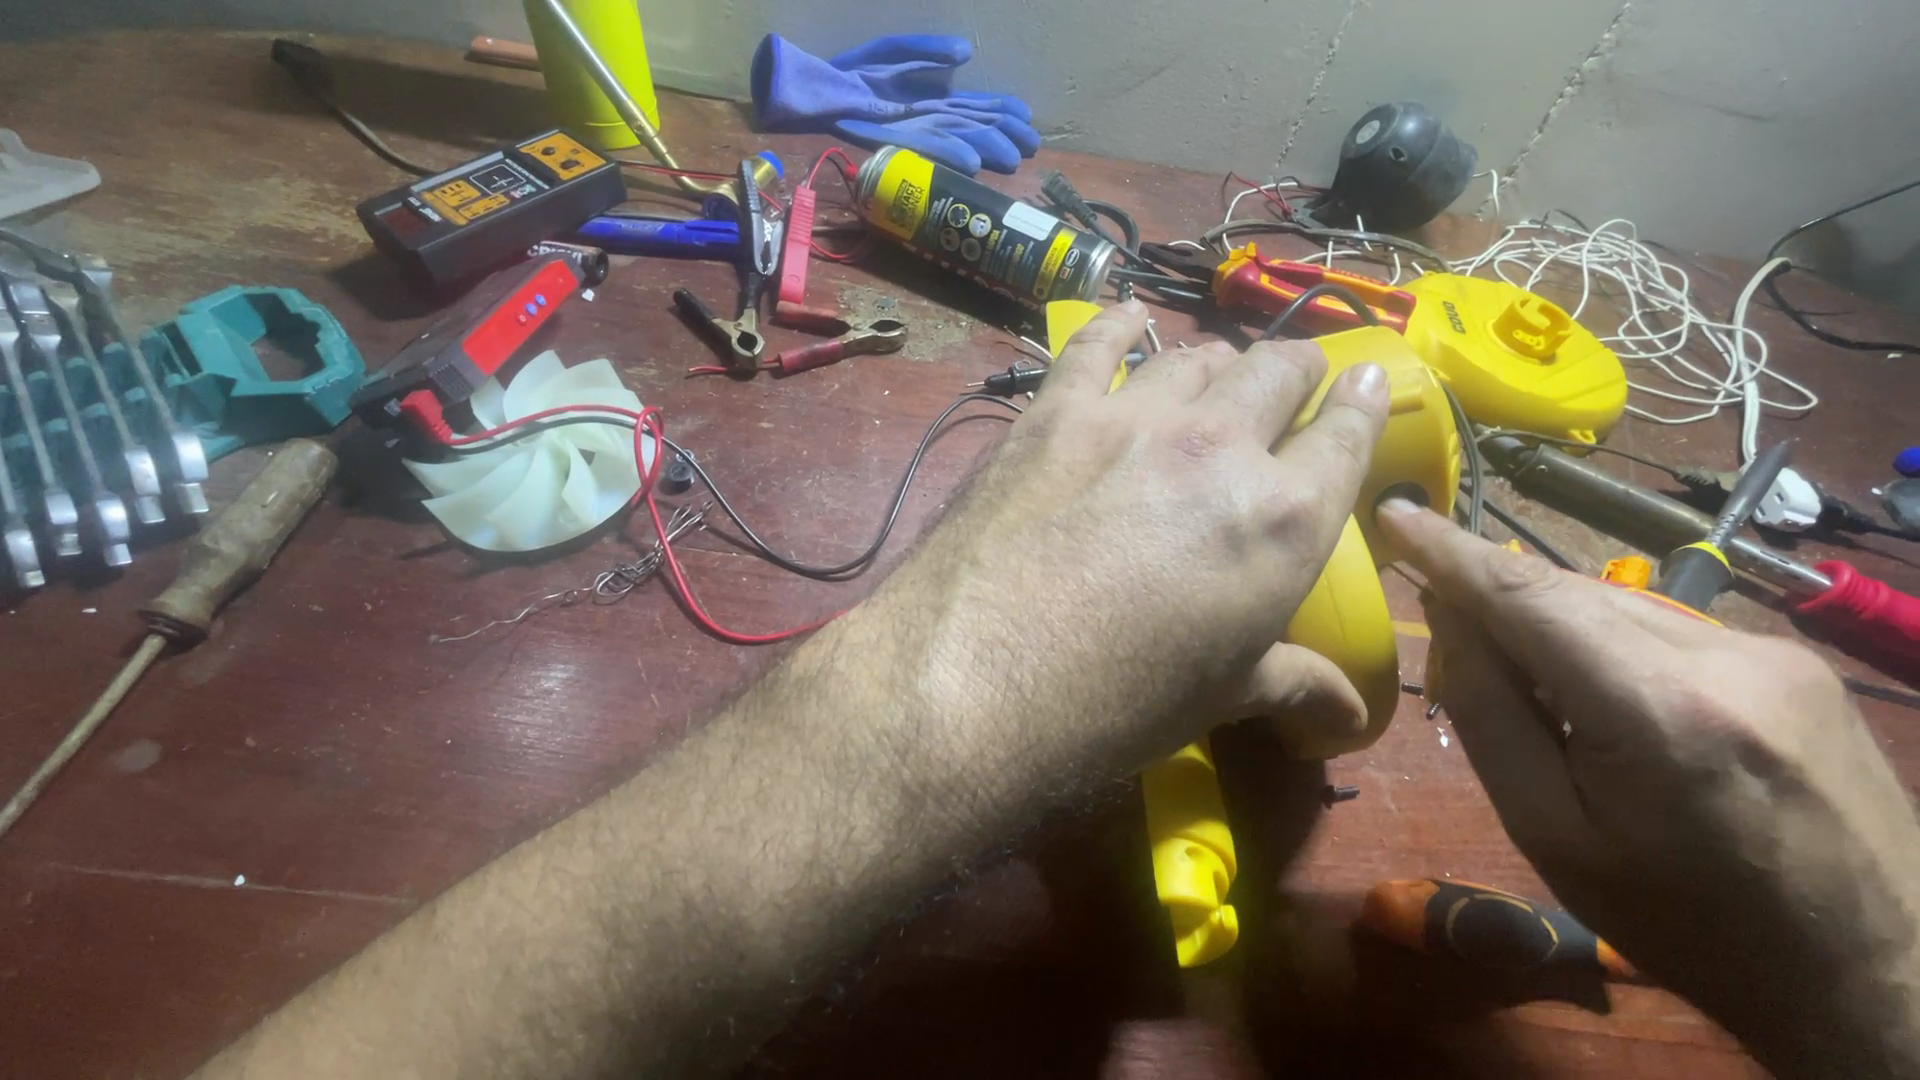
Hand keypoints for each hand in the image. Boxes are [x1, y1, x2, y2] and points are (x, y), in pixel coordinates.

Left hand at [850, 299, 1388, 803]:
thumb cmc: (1116, 702)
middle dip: (1296, 372)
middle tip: (1289, 384)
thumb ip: (1294, 682)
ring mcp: (1132, 417)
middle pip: (1277, 371)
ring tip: (1212, 374)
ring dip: (1215, 361)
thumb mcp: (1220, 696)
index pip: (1348, 435)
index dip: (1365, 403)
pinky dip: (1118, 324)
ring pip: (1196, 355)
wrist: (977, 677)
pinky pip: (1095, 342)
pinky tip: (1127, 317)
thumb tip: (1356, 717)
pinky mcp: (1053, 411)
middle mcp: (1220, 445)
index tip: (1368, 382)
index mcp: (1285, 516)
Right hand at [1377, 500, 1919, 1076]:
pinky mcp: (1796, 663)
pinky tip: (1606, 700)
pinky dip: (1603, 641)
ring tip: (1535, 694)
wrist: (1877, 976)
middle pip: (1566, 593)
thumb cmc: (1681, 920)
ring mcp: (1774, 654)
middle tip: (1448, 644)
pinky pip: (1660, 625)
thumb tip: (1449, 615)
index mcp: (1658, 712)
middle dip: (1494, 600)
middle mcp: (1727, 657)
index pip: (1526, 596)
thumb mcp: (1548, 831)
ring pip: (1612, 604)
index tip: (1393, 512)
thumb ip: (1488, 712)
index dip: (1449, 550)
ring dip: (1548, 624)